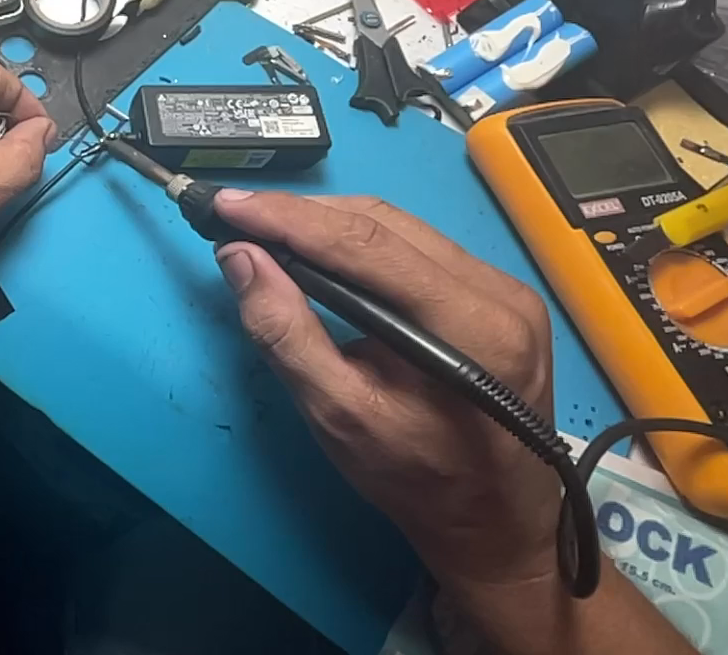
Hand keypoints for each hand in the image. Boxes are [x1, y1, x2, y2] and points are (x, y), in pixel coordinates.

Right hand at [211, 191, 559, 587]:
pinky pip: (408, 241)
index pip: (363, 243)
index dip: (287, 216)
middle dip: (297, 213)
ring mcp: (502, 287)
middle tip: (234, 217)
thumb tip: (238, 255)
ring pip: (394, 223)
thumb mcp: (335, 413)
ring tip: (262, 227)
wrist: (494, 523)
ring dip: (320, 220)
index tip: (226, 205)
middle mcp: (497, 291)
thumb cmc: (413, 477)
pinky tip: (311, 246)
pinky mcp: (492, 290)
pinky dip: (349, 236)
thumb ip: (284, 331)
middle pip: (380, 222)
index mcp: (471, 325)